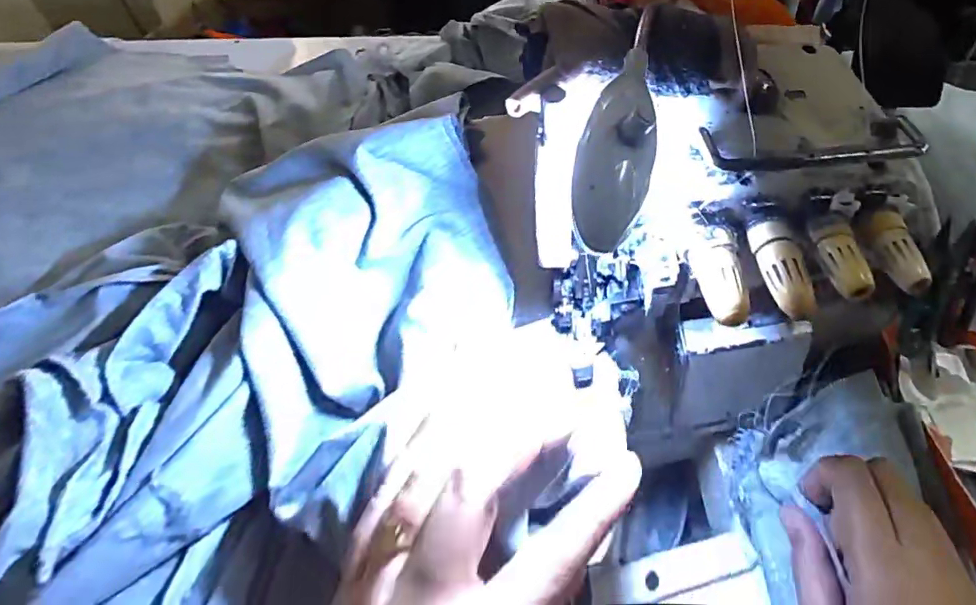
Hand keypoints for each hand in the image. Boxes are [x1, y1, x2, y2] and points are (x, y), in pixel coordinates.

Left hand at [335, 404, 641, 604]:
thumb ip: (551, 588)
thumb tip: (590, 512)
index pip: (548, 563)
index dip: (593, 511)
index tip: (629, 466)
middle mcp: (418, 598)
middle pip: (467, 496)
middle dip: (521, 439)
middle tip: (565, 410)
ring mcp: (371, 578)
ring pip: (418, 478)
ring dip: (469, 423)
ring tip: (513, 391)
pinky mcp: (347, 565)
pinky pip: (383, 485)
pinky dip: (419, 439)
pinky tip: (444, 408)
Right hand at [780, 455, 975, 604]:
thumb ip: (809, 566)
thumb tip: (792, 511)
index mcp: (883, 559)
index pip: (853, 476)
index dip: (823, 473)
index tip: (805, 499)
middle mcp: (920, 538)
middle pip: (880, 469)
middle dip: (847, 480)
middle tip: (825, 519)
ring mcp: (945, 547)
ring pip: (903, 487)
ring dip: (872, 497)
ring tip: (852, 545)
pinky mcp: (959, 561)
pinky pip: (921, 513)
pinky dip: (895, 515)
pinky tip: (883, 558)